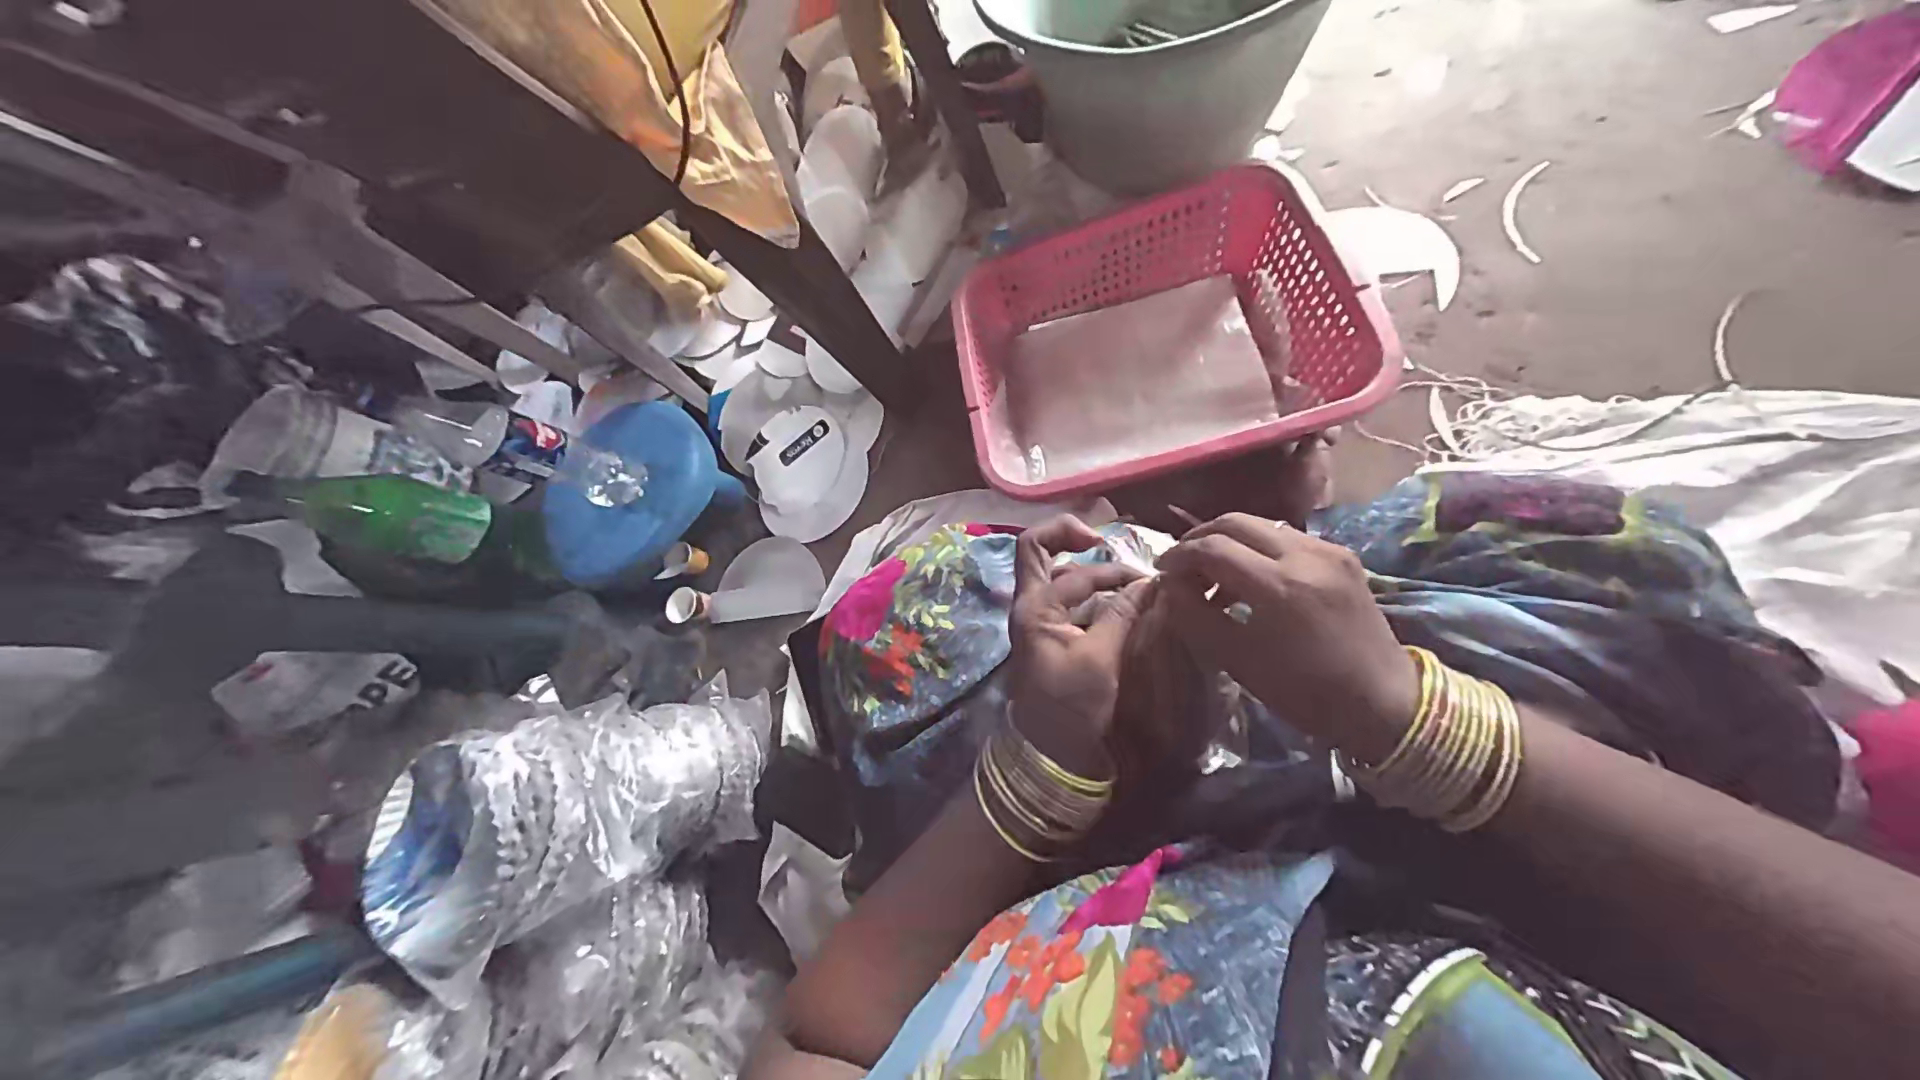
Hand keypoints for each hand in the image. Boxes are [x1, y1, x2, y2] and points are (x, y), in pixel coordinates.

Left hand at [1007, 516, 1153, 778]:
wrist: (1048, 751)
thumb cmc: (1071, 705)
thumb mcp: (1099, 658)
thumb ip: (1121, 615)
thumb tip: (1149, 583)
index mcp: (1033, 608)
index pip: (1071, 569)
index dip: (1110, 569)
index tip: (1143, 579)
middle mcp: (1028, 605)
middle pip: (1034, 549)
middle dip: (1067, 535)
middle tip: (1101, 539)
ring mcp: (1035, 618)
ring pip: (1051, 572)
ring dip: (1080, 564)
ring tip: (1118, 573)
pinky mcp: (1047, 632)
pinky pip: (1063, 597)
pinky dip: (1086, 589)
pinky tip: (1113, 599)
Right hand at [1156, 513, 1417, 763]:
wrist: (1382, 702)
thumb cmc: (1303, 691)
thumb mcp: (1235, 659)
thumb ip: (1194, 615)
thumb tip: (1171, 584)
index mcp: (1278, 586)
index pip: (1211, 548)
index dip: (1178, 556)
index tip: (1162, 572)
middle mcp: (1305, 555)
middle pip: (1234, 522)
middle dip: (1199, 539)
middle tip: (1181, 564)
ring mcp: (1328, 550)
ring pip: (1260, 525)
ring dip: (1227, 541)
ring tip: (1212, 573)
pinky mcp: (1342, 555)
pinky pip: (1285, 537)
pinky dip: (1256, 549)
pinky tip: (1249, 578)